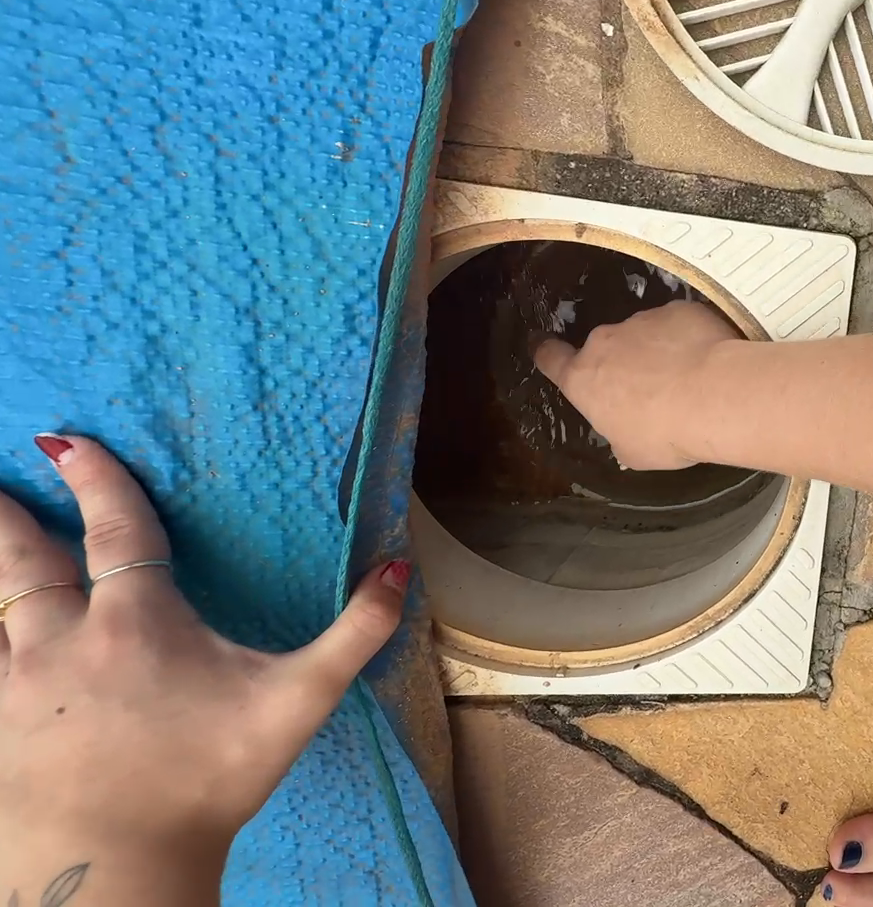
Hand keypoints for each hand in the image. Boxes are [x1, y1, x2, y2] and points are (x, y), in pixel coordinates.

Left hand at [0, 435, 406, 904]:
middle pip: (21, 566)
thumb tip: (399, 565)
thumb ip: (358, 627)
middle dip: (5, 518)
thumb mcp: (304, 694)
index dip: (99, 485)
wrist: (114, 866)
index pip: (116, 535)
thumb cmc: (214, 770)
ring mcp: (10, 693)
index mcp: (137, 625)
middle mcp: (59, 646)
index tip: (70, 442)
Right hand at [534, 300, 744, 470]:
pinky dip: (691, 336)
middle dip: (627, 361)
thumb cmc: (668, 433)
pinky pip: (680, 322)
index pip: (551, 358)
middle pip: (607, 347)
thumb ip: (621, 435)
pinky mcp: (679, 310)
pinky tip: (710, 357)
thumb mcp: (634, 451)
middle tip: (657, 385)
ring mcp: (643, 320)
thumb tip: (626, 433)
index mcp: (584, 379)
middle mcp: (606, 342)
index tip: (549, 349)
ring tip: (692, 375)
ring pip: (646, 333)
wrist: (715, 396)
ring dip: (662, 349)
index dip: (550, 354)